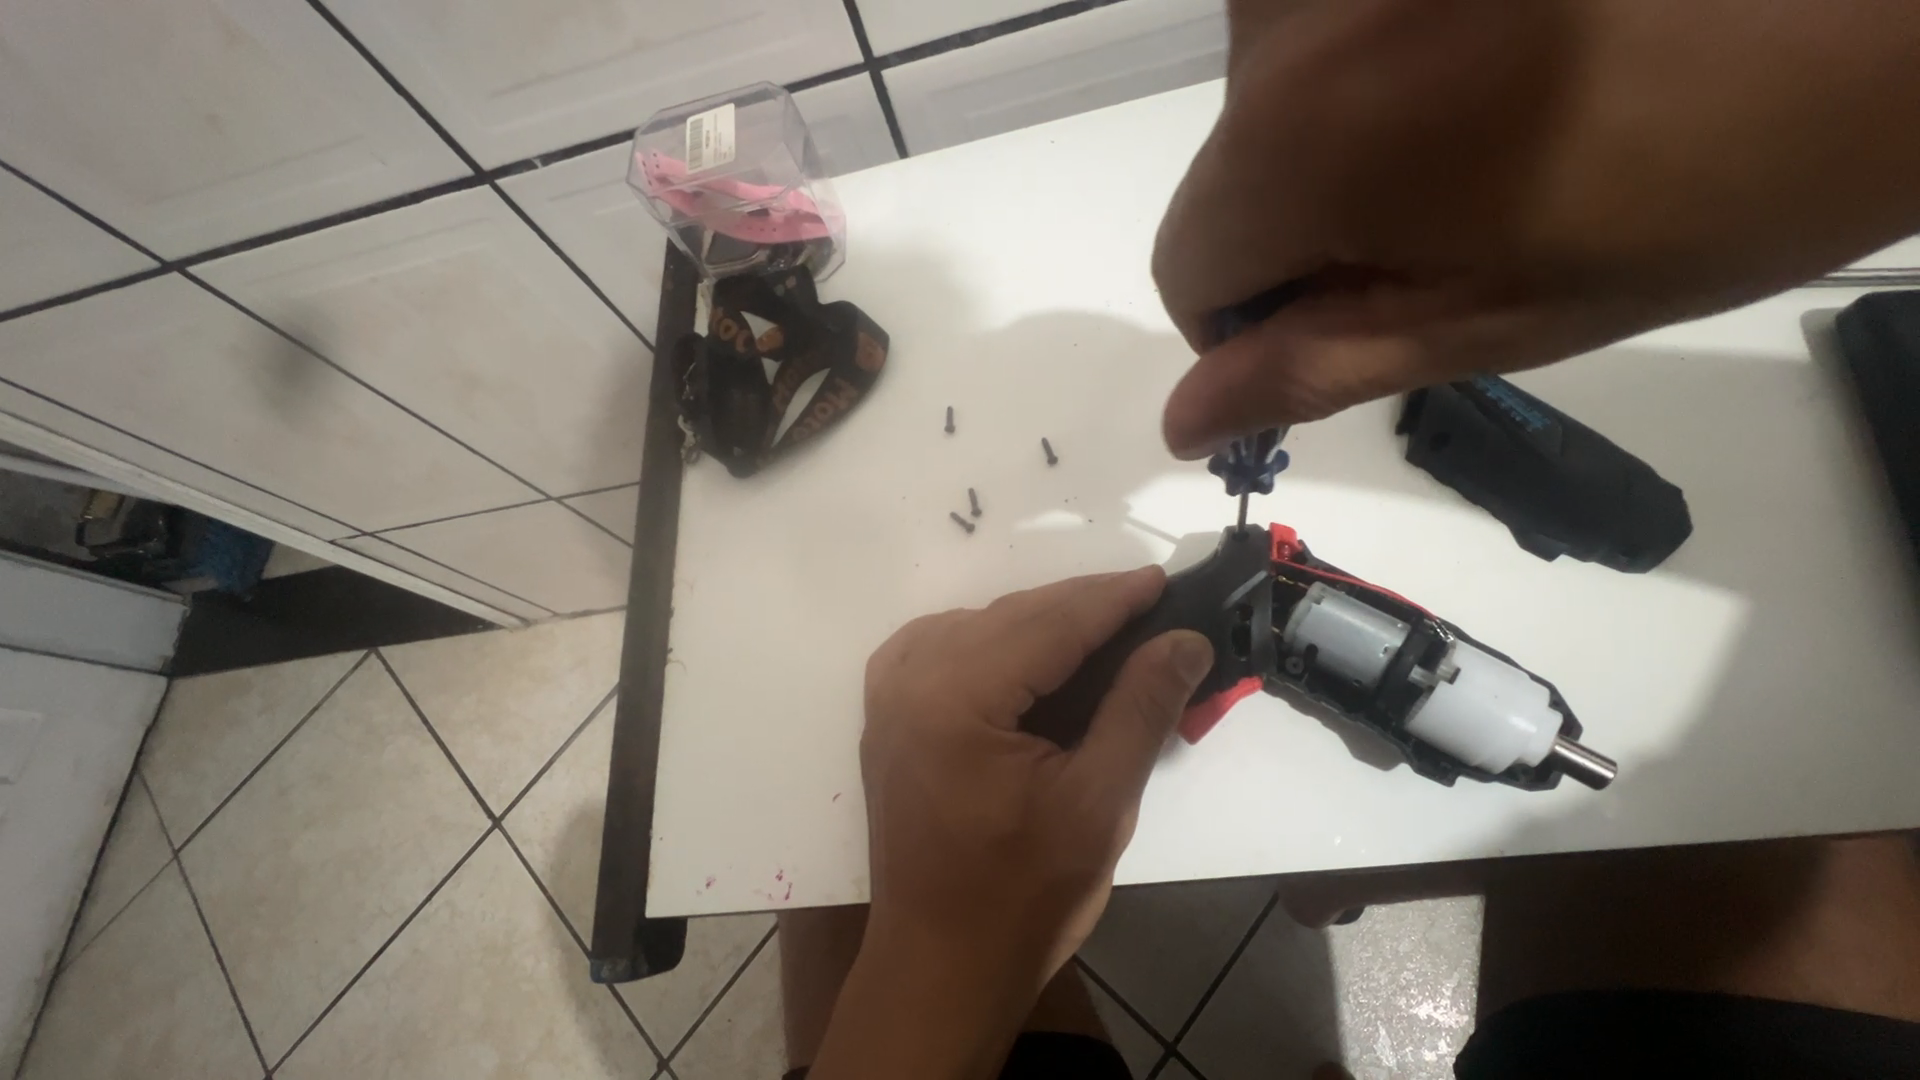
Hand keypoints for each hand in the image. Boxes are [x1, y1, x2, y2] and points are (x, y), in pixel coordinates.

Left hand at [859, 567, 1214, 987]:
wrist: (940, 963)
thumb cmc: (1023, 896)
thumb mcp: (1099, 802)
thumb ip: (1140, 708)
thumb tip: (1184, 641)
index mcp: (954, 696)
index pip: (1048, 624)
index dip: (1111, 599)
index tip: (1161, 580)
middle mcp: (909, 677)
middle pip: (1010, 615)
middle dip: (1081, 606)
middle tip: (1146, 603)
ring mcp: (888, 693)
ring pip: (977, 625)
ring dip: (1039, 620)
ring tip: (1102, 628)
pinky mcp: (887, 712)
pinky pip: (944, 645)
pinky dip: (993, 639)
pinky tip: (1027, 652)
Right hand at [1153, 0, 1919, 455]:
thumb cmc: (1715, 179)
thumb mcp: (1490, 317)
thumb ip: (1310, 368)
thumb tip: (1178, 424)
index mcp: (1302, 142)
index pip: (1184, 268)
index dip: (1249, 317)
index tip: (1347, 313)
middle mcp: (1290, 20)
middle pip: (1226, 181)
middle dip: (1302, 226)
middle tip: (1449, 220)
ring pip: (1269, 103)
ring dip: (1340, 145)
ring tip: (1489, 128)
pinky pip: (1323, 27)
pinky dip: (1373, 66)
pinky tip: (1490, 51)